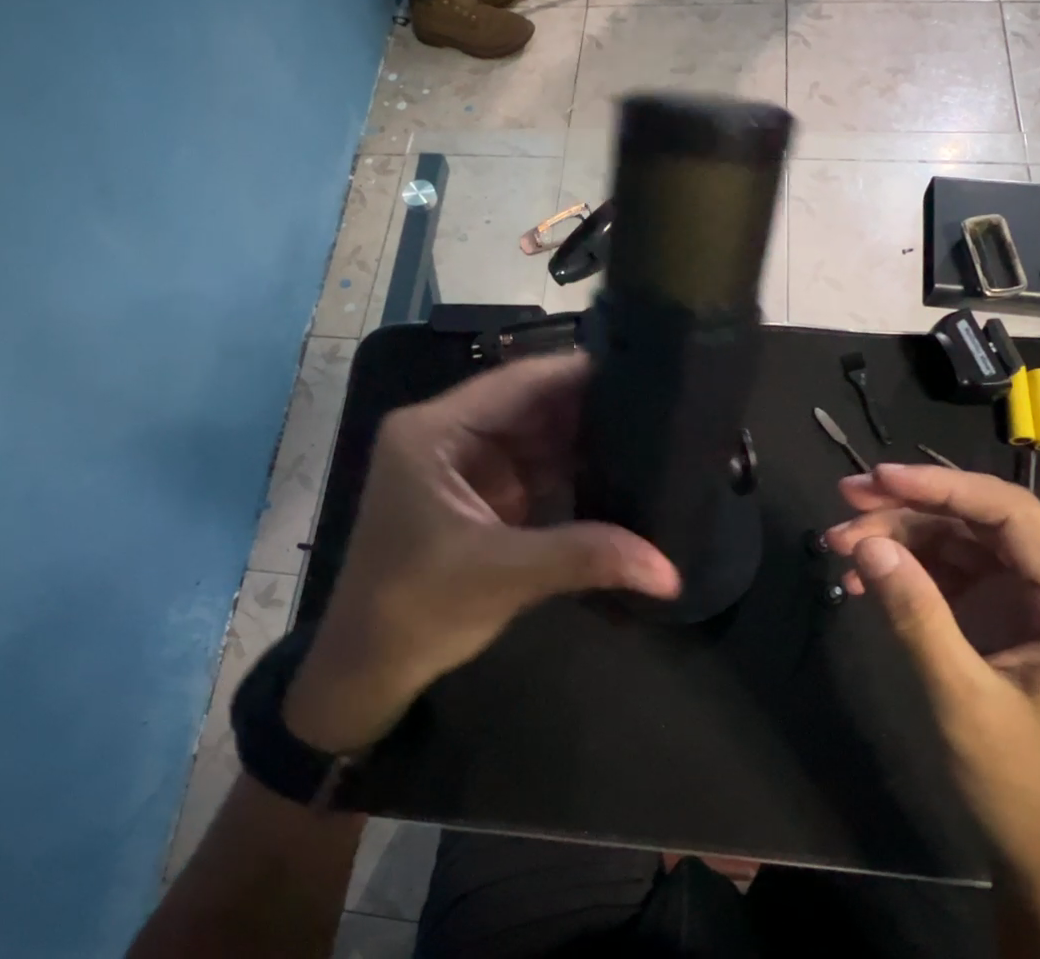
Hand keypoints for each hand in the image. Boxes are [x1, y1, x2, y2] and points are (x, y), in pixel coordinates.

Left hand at [282, 354, 679, 753]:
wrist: (369, 666)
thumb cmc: (416, 608)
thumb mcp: (501, 575)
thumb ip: (585, 557)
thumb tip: (670, 571)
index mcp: (435, 431)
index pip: (519, 382)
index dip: (581, 374)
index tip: (648, 372)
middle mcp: (450, 436)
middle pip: (532, 406)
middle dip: (593, 408)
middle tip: (668, 406)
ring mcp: (468, 468)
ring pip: (539, 439)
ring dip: (589, 442)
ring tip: (660, 433)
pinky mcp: (483, 500)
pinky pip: (537, 473)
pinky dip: (575, 475)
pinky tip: (625, 472)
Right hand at [824, 464, 1039, 897]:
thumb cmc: (1022, 783)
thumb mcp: (962, 698)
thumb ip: (915, 615)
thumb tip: (867, 542)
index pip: (1009, 514)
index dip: (940, 486)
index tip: (876, 479)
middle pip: (980, 522)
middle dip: (908, 509)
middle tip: (842, 505)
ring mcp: (1031, 605)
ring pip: (961, 544)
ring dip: (899, 538)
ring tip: (839, 545)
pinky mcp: (1004, 622)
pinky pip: (952, 576)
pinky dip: (907, 572)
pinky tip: (863, 579)